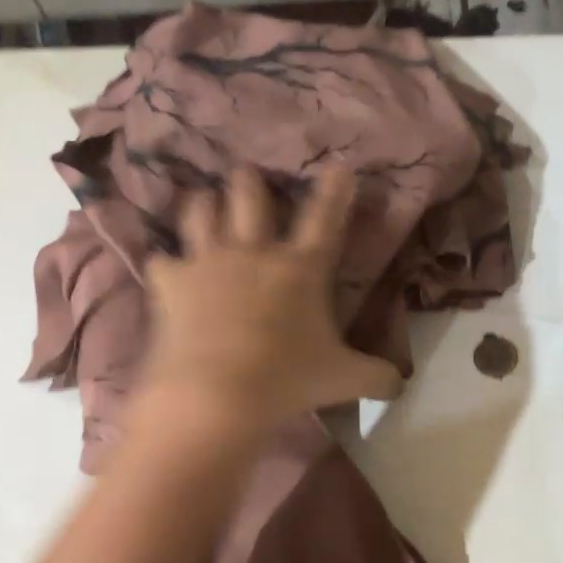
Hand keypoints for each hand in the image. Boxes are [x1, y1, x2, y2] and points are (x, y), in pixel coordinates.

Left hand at [142, 167, 401, 423]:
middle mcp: (254, 252)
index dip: (335, 191)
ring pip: (201, 210)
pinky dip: (167, 265)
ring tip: (207, 204)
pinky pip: (162, 261)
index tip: (339, 167)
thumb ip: (377, 377)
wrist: (218, 395)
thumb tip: (401, 384)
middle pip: (250, 195)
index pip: (325, 219)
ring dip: (206, 204)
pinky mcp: (171, 283)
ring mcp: (208, 262)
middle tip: (250, 181)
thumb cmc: (290, 380)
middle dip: (251, 183)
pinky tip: (167, 271)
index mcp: (302, 269)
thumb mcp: (345, 381)